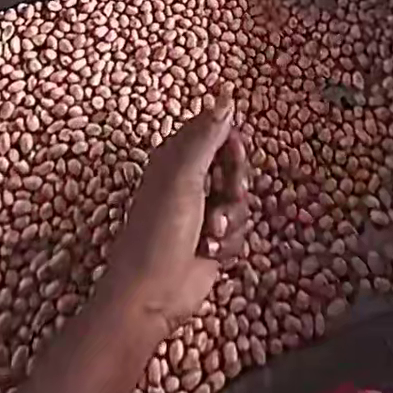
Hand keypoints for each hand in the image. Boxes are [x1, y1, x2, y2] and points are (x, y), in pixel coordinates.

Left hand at [101, 94, 250, 328]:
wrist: (151, 296)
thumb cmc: (161, 229)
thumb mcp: (184, 175)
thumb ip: (207, 135)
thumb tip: (226, 96)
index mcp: (178, 155)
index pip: (216, 130)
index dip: (231, 142)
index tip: (234, 154)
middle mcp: (190, 178)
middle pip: (234, 164)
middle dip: (236, 183)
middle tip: (225, 196)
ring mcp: (203, 209)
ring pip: (241, 198)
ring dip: (233, 217)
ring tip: (212, 232)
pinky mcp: (214, 238)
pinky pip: (241, 228)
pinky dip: (231, 240)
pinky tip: (212, 250)